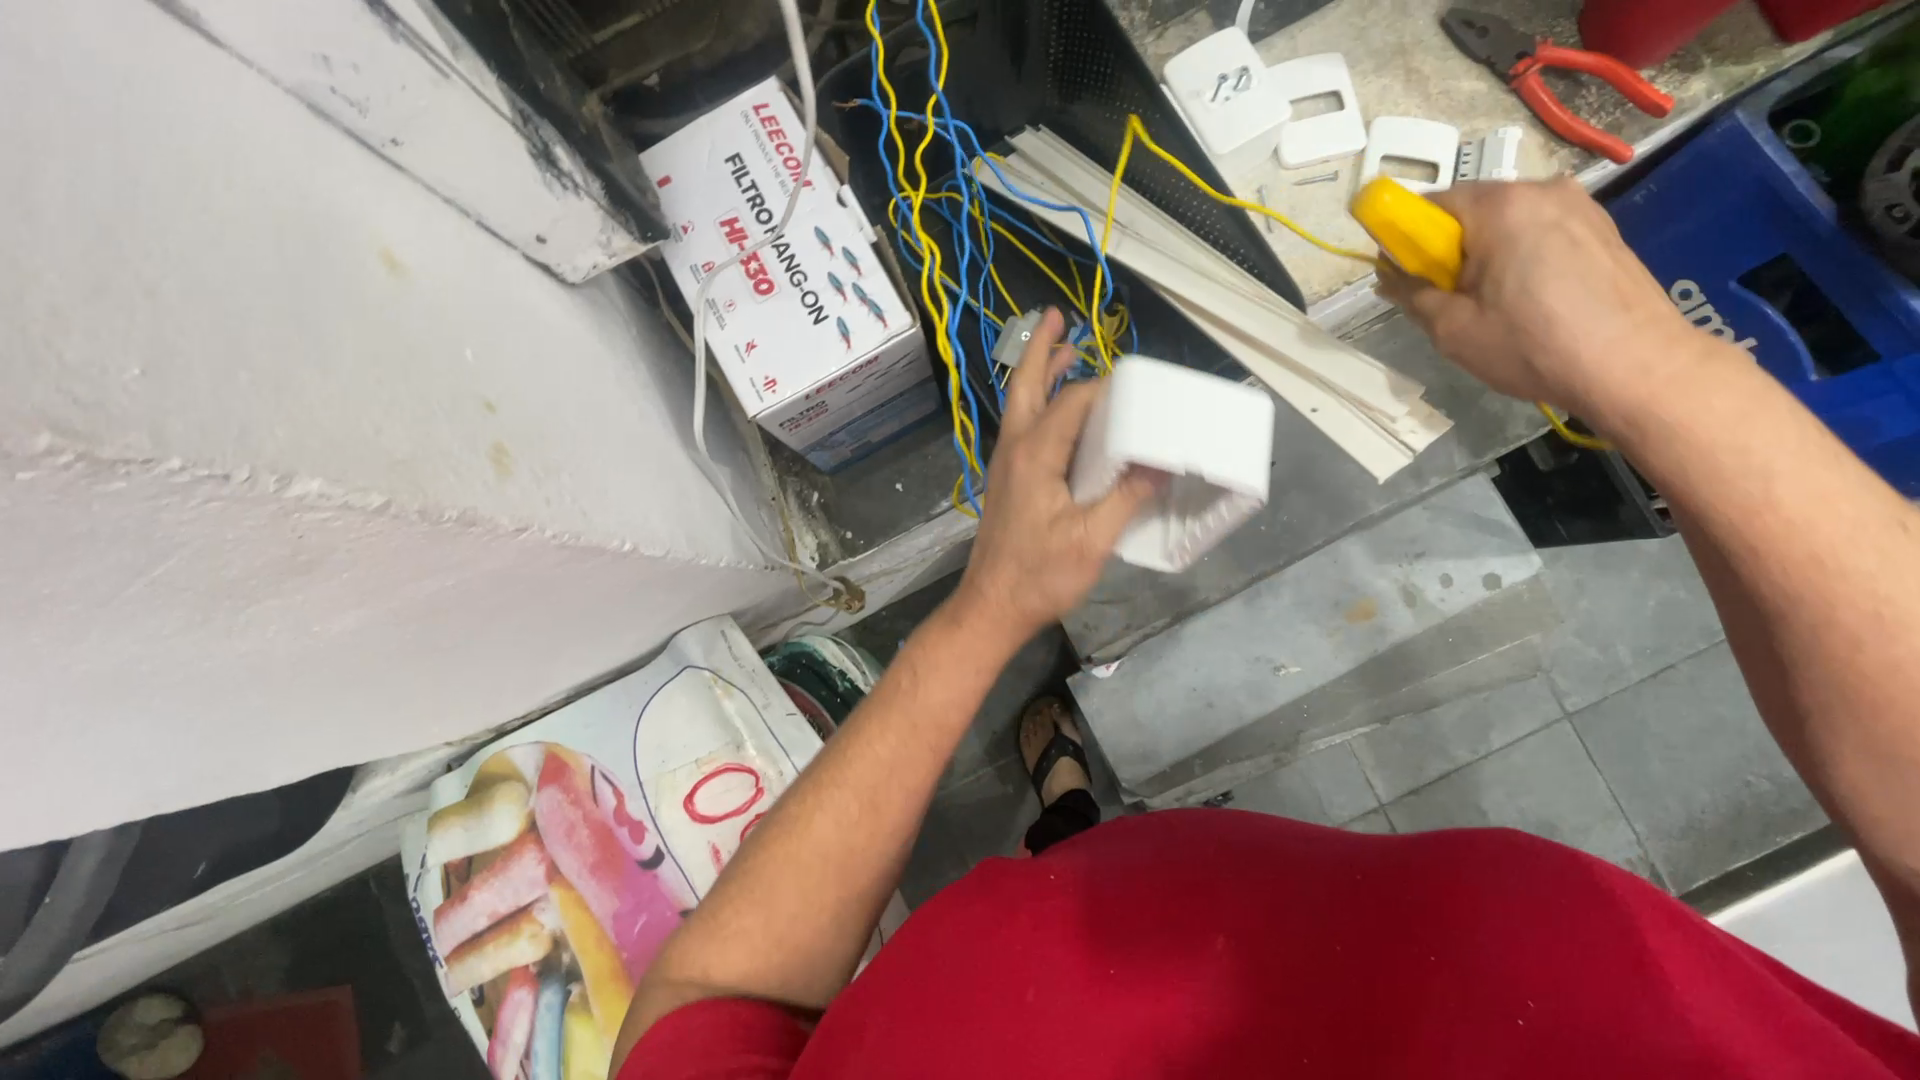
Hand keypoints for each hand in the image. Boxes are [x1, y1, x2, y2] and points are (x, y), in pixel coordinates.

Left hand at [949, 309, 1158, 643]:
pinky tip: (1059, 414)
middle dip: (1042, 350)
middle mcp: (1015, 448)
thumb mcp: (1093, 539)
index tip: (1141, 383)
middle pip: (1027, 386)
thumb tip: (1164, 461)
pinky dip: (1040, 405)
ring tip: (1063, 349)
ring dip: (1039, 374)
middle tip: (1056, 317)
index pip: (1075, 401)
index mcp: (1035, 454)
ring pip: (1020, 405)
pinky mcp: (1006, 481)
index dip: (1107, 386)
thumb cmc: (1039, 576)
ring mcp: (1005, 464)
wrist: (991, 607)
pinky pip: (1023, 427)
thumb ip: (1128, 496)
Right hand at [1377, 178, 1693, 420]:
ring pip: (1507, 223)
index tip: (1405, 276)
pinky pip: (1540, 233)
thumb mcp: (1452, 329)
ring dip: (1485, 256)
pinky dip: (1520, 258)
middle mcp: (1542, 190)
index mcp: (1500, 206)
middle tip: (1447, 300)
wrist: (1633, 365)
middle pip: (1471, 211)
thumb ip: (1412, 294)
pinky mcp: (1602, 228)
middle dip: (1449, 249)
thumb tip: (1388, 275)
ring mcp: (1579, 206)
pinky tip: (1527, 300)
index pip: (1430, 204)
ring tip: (1492, 305)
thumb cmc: (1532, 345)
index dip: (1407, 239)